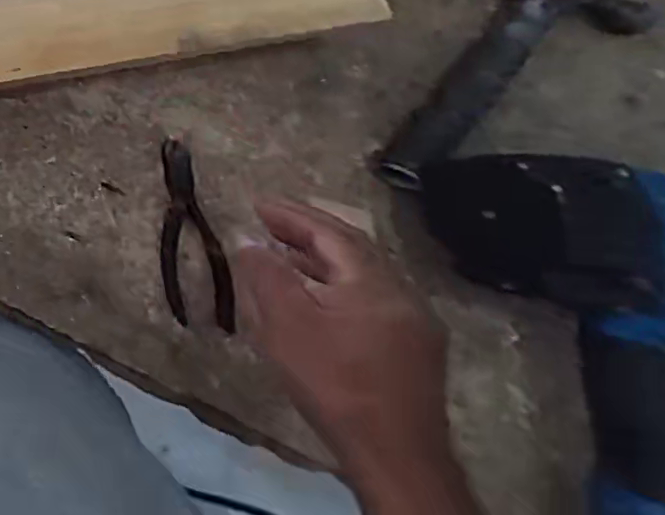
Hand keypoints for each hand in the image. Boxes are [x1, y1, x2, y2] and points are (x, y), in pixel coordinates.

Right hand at [231, 199, 477, 514]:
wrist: (395, 460)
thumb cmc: (334, 383)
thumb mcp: (286, 323)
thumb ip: (265, 274)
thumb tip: (249, 240)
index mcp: (375, 282)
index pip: (329, 232)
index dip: (291, 215)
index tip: (257, 204)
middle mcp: (402, 294)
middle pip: (352, 247)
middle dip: (308, 230)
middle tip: (270, 220)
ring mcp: (414, 324)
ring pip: (363, 273)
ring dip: (322, 257)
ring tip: (285, 252)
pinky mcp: (415, 350)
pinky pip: (371, 296)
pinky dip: (338, 282)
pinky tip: (316, 293)